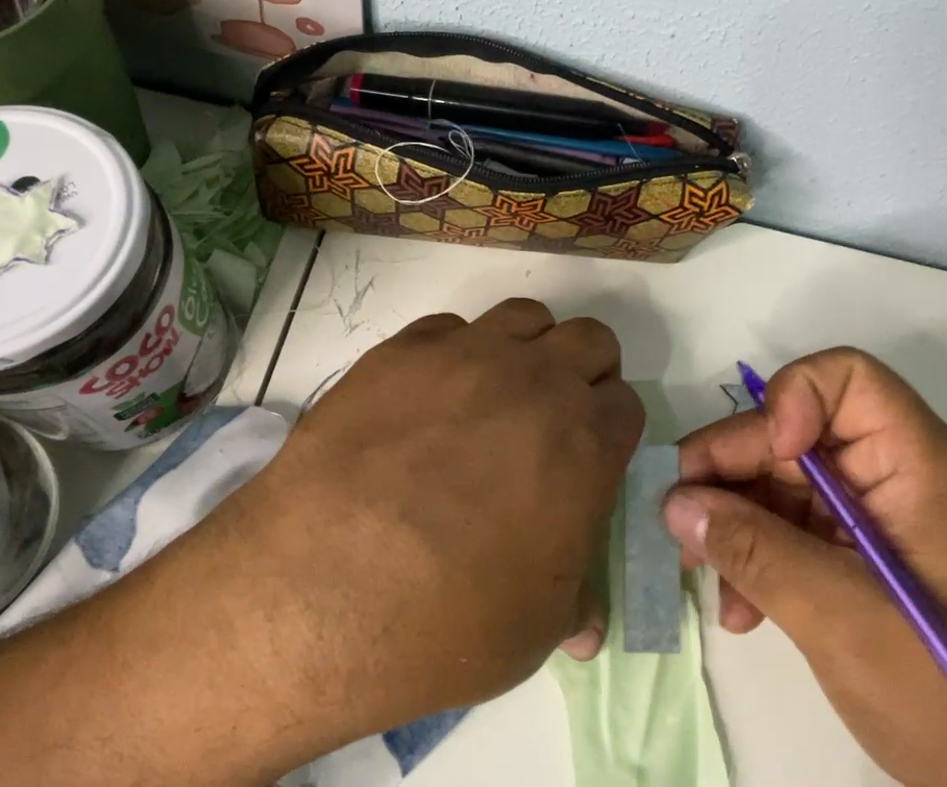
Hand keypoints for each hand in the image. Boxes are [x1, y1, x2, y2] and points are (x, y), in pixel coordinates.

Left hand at [202, 299, 642, 743]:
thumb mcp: (535, 630)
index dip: (611, 430)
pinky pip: (447, 327)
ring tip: (495, 398)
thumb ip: (573, 601)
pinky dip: (455, 352)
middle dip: (583, 374)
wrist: (320, 590)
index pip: (626, 404)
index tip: (588, 457)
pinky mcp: (397, 352)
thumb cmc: (446, 622)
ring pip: (523, 317)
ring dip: (526, 349)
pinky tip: (428, 400)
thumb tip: (586, 623)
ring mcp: (462, 357)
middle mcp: (534, 381)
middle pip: (589, 341)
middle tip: (550, 422)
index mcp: (586, 442)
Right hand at [662, 349, 946, 786]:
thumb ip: (757, 552)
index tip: (754, 460)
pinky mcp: (868, 564)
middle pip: (800, 434)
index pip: (849, 380)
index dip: (790, 400)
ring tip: (708, 580)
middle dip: (734, 472)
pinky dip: (759, 560)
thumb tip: (674, 502)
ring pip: (787, 484)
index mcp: (921, 468)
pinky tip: (741, 611)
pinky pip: (797, 533)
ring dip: (738, 524)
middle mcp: (900, 480)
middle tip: (681, 522)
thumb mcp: (845, 621)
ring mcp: (884, 524)